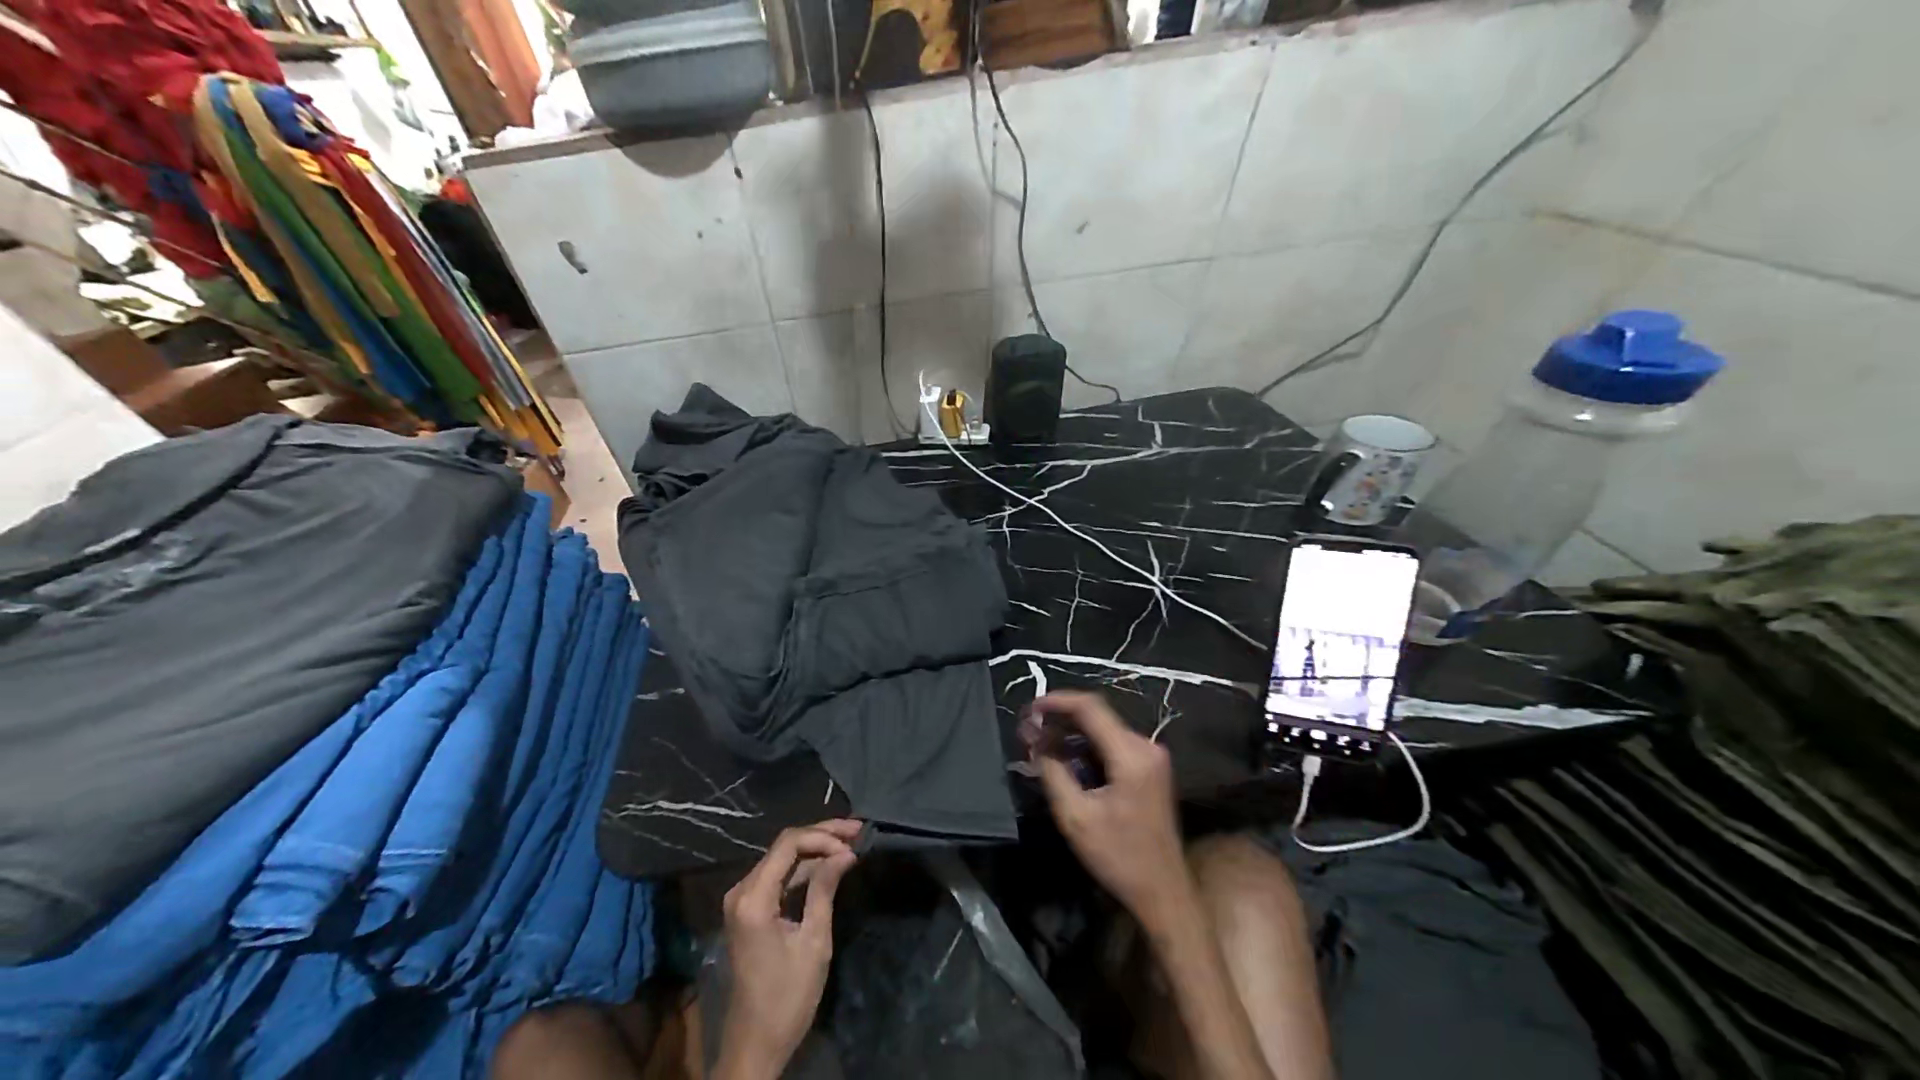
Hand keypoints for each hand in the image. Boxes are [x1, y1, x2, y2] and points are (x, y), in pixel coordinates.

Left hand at [714, 820, 861, 1079]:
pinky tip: (830, 864)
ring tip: (851, 843)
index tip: (854, 844)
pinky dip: (804, 868)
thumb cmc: (787, 996)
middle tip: (859, 831)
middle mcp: (741, 891)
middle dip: (822, 836)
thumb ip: (825, 889)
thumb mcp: (814, 941)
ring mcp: (743, 900)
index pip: (788, 844)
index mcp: (753, 897)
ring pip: (782, 859)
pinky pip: (778, 877)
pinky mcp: (749, 910)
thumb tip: (846, 853)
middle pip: (784, 847)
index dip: (823, 836)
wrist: (755, 1042)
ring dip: (816, 849)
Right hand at [1030, 692, 1191, 928]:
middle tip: (1029, 730)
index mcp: (1132, 755)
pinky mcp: (1149, 769)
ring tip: (1040, 742)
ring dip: (1071, 733)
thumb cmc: (1118, 857)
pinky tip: (1063, 757)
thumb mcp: (1075, 816)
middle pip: (1097, 716)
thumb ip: (1052, 771)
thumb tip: (1036, 741)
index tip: (1029, 709)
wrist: (1162, 892)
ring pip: (1103, 730)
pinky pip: (1112, 745)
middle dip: (1060, 718)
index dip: (1057, 702)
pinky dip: (1086, 746)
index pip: (1090, 708)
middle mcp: (1146, 747)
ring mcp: (1151, 757)